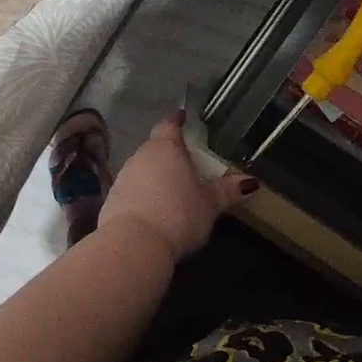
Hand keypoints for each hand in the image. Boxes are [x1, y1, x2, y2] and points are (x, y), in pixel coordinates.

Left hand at [98, 110, 256, 261]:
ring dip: (155, 176)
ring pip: (142, 169)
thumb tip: (250, 181)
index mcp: (165, 148)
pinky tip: (154, 210)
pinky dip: (143, 195)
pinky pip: (132, 191)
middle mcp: (140, 157)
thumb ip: (227, 191)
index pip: (169, 125)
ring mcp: (122, 178)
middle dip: (168, 153)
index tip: (182, 117)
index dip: (176, 120)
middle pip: (155, 148)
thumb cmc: (178, 214)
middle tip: (185, 161)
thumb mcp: (209, 204)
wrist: (133, 244)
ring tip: (172, 188)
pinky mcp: (111, 201)